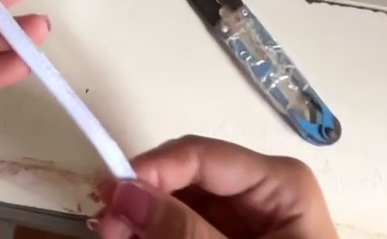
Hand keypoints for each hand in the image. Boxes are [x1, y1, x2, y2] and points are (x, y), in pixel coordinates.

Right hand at [92, 136, 336, 238]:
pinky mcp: (226, 237)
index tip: (113, 190)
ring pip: (176, 200)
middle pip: (183, 177)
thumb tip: (122, 190)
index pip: (201, 155)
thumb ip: (184, 231)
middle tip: (106, 225)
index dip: (153, 167)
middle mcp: (259, 191)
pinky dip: (157, 233)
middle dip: (143, 198)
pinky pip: (182, 224)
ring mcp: (244, 217)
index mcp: (281, 185)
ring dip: (142, 218)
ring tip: (113, 236)